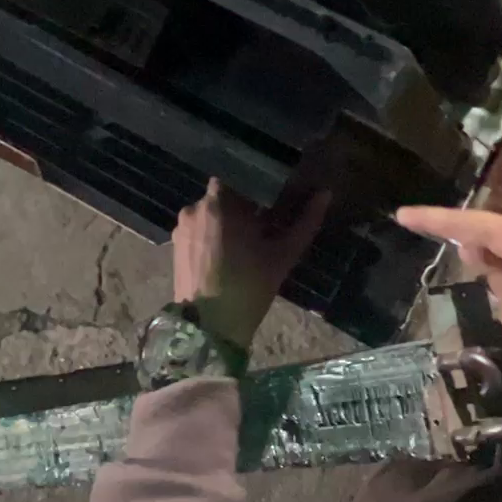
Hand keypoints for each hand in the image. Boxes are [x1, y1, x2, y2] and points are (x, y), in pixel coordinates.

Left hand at [173, 180, 330, 348]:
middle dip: (244, 204)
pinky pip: (199, 228)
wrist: (210, 327)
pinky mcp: (176, 244)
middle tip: (266, 222)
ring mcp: (182, 226)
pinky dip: (214, 234)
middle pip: (225, 193)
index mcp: (221, 202)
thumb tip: (326, 193)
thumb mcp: (284, 254)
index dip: (257, 182)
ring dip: (228, 220)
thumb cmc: (249, 287)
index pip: (239, 173)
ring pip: (211, 212)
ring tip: (248, 242)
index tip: (274, 195)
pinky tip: (229, 254)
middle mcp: (196, 207)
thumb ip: (306, 221)